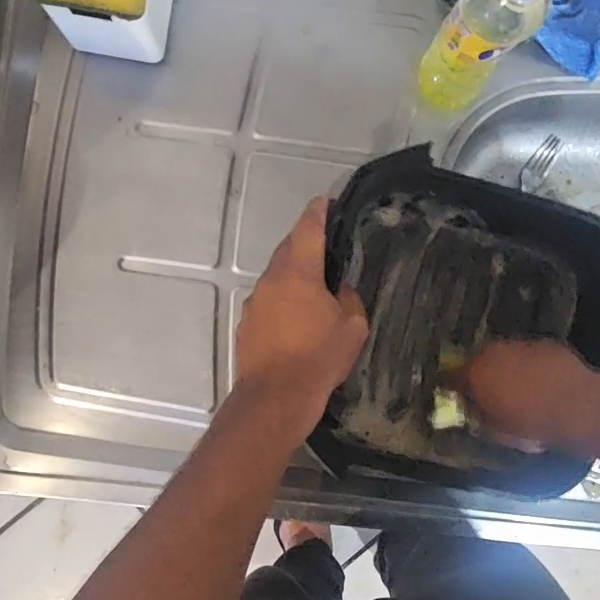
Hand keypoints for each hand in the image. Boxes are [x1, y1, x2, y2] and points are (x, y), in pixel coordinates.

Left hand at [233, 197, 368, 426]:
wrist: (275, 398)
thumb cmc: (318, 359)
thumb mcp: (352, 328)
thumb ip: (348, 299)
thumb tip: (340, 288)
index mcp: (299, 272)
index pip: (308, 228)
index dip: (318, 211)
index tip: (327, 201)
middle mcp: (271, 279)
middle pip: (288, 248)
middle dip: (306, 242)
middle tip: (328, 246)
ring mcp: (255, 302)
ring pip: (277, 275)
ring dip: (294, 274)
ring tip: (316, 286)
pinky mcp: (247, 324)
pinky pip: (269, 300)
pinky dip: (283, 299)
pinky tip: (297, 318)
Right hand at [452, 340, 599, 454]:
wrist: (580, 408)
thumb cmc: (533, 426)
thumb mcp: (498, 432)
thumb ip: (479, 419)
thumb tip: (474, 414)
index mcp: (475, 373)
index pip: (449, 376)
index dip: (451, 387)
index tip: (454, 396)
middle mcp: (493, 352)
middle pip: (477, 360)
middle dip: (479, 374)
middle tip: (487, 392)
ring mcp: (520, 345)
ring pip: (504, 355)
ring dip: (506, 368)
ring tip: (517, 387)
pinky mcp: (545, 344)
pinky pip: (529, 355)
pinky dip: (530, 365)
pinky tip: (541, 381)